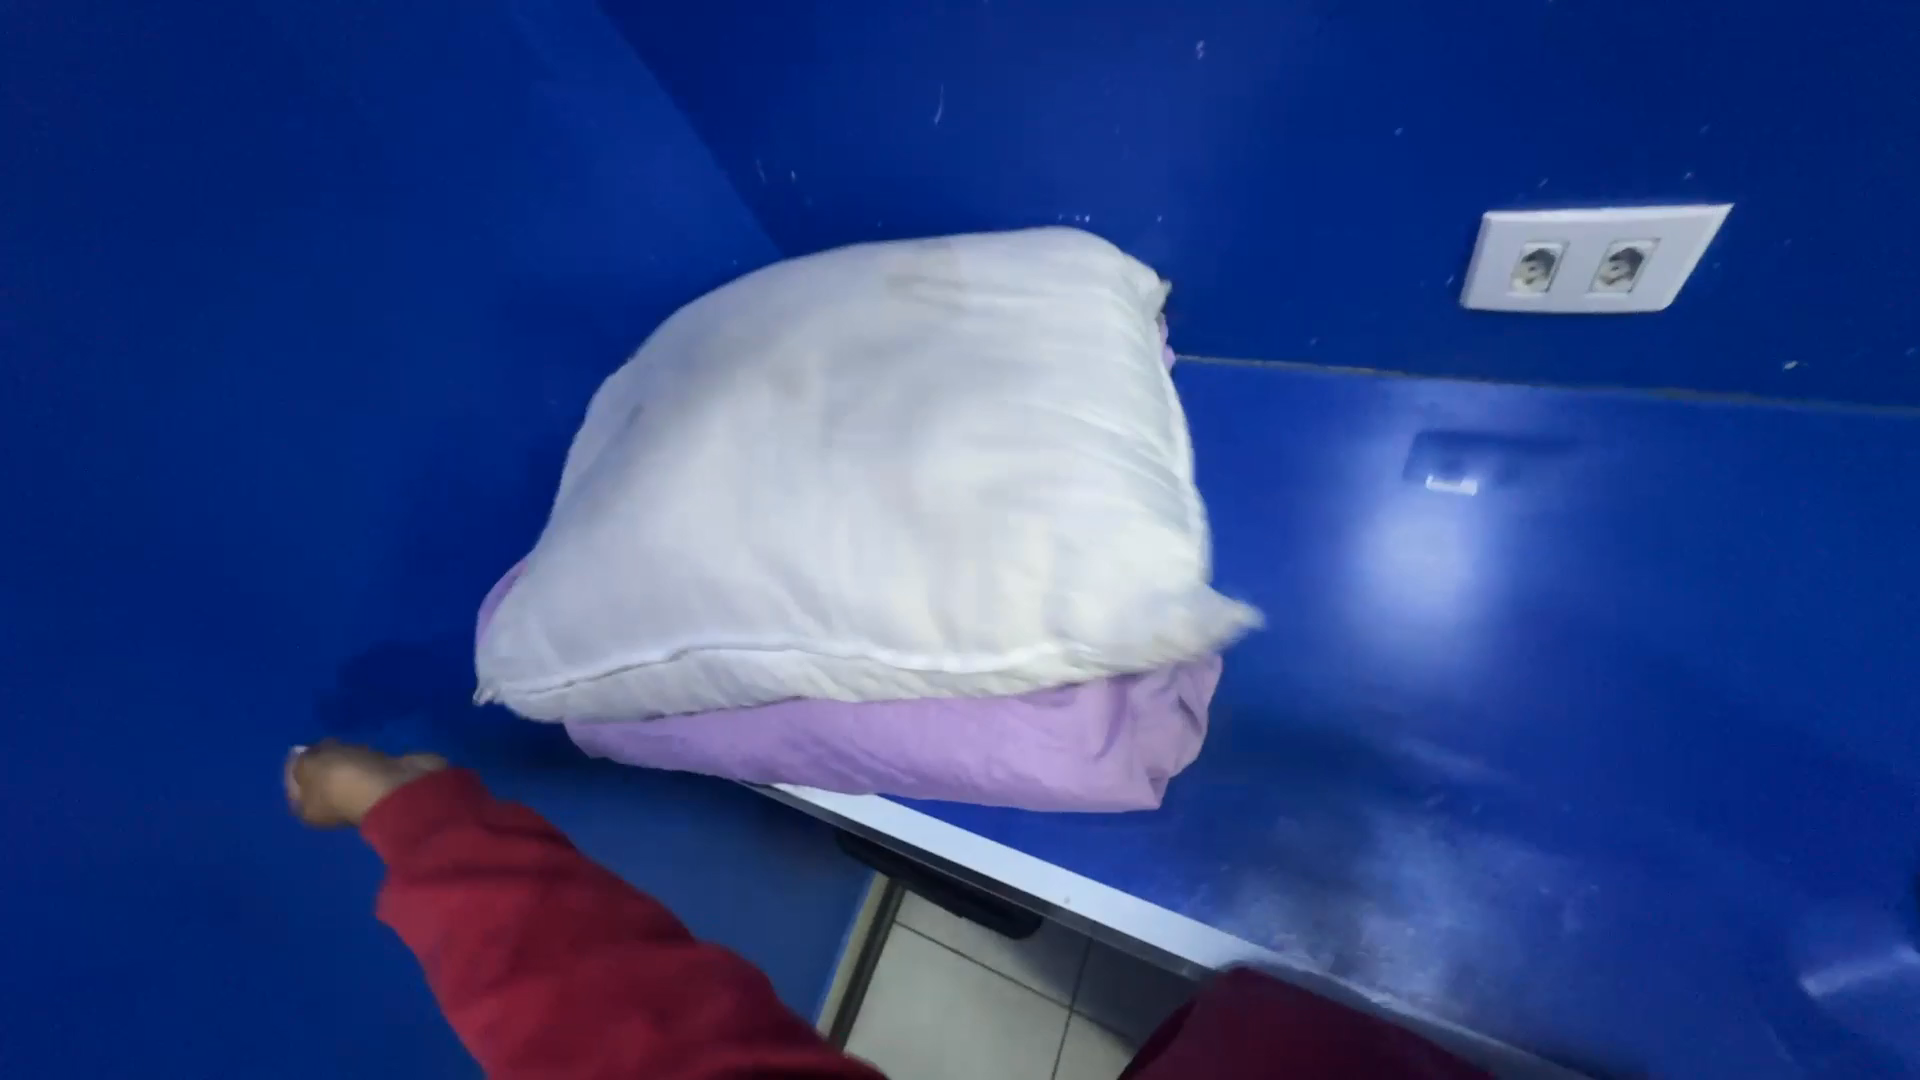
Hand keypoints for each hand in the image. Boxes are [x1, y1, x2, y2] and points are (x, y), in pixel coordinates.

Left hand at [285, 739, 449, 827]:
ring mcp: (364, 793)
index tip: (308, 742)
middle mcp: (334, 806)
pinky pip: (374, 766)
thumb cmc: (349, 779)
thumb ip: (304, 758)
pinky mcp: (388, 781)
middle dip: (328, 758)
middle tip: (333, 741)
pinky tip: (375, 748)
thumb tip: (307, 752)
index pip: (294, 782)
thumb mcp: (313, 766)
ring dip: (352, 757)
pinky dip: (373, 757)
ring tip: (355, 742)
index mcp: (309, 809)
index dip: (298, 760)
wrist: (401, 785)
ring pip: (351, 771)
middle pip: (325, 777)